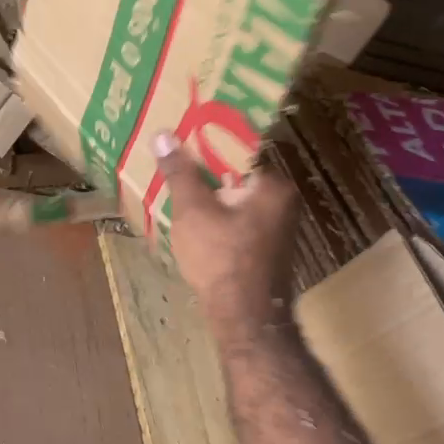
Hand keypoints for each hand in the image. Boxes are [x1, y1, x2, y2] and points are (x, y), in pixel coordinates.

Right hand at [154, 131, 300, 342]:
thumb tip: (163, 134)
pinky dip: (212, 208)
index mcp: (272, 186)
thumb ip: (180, 171)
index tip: (182, 125)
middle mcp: (280, 202)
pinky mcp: (261, 244)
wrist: (245, 318)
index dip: (209, 135)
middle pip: (235, 171)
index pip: (240, 147)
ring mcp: (273, 225)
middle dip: (203, 162)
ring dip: (205, 187)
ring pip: (233, 194)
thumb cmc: (222, 257)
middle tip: (171, 146)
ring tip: (172, 172)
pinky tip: (186, 207)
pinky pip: (233, 214)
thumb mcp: (193, 209)